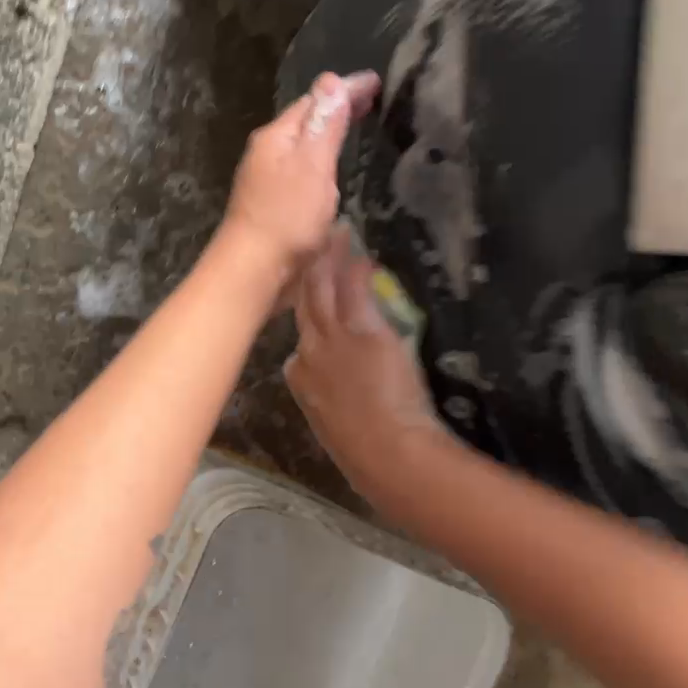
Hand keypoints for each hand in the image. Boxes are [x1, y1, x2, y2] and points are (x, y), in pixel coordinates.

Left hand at [219, 71, 379, 283]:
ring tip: (356, 127)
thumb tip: (331, 80)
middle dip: (336, 107)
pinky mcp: (270, 203)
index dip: (345, 90)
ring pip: (301, 144)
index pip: (314, 101)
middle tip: (372, 100)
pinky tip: (330, 169)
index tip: (377, 81)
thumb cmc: (286, 216)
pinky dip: (319, 159)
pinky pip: (300, 168)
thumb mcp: (312, 164)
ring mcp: (265, 178)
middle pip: (305, 120)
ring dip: (327, 132)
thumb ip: (324, 125)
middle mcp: (267, 151)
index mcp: (276, 136)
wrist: (252, 269)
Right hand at [284, 227, 458, 513]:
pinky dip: (354, 268)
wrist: (387, 454)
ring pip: (320, 290)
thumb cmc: (367, 454)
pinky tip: (359, 252)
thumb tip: (343, 402)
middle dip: (306, 274)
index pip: (300, 345)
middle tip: (309, 246)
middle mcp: (307, 353)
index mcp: (301, 382)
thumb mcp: (337, 428)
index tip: (314, 306)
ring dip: (326, 260)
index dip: (308, 321)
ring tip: (333, 233)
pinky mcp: (361, 329)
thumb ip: (335, 405)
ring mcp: (331, 338)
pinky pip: (353, 290)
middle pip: (302, 305)